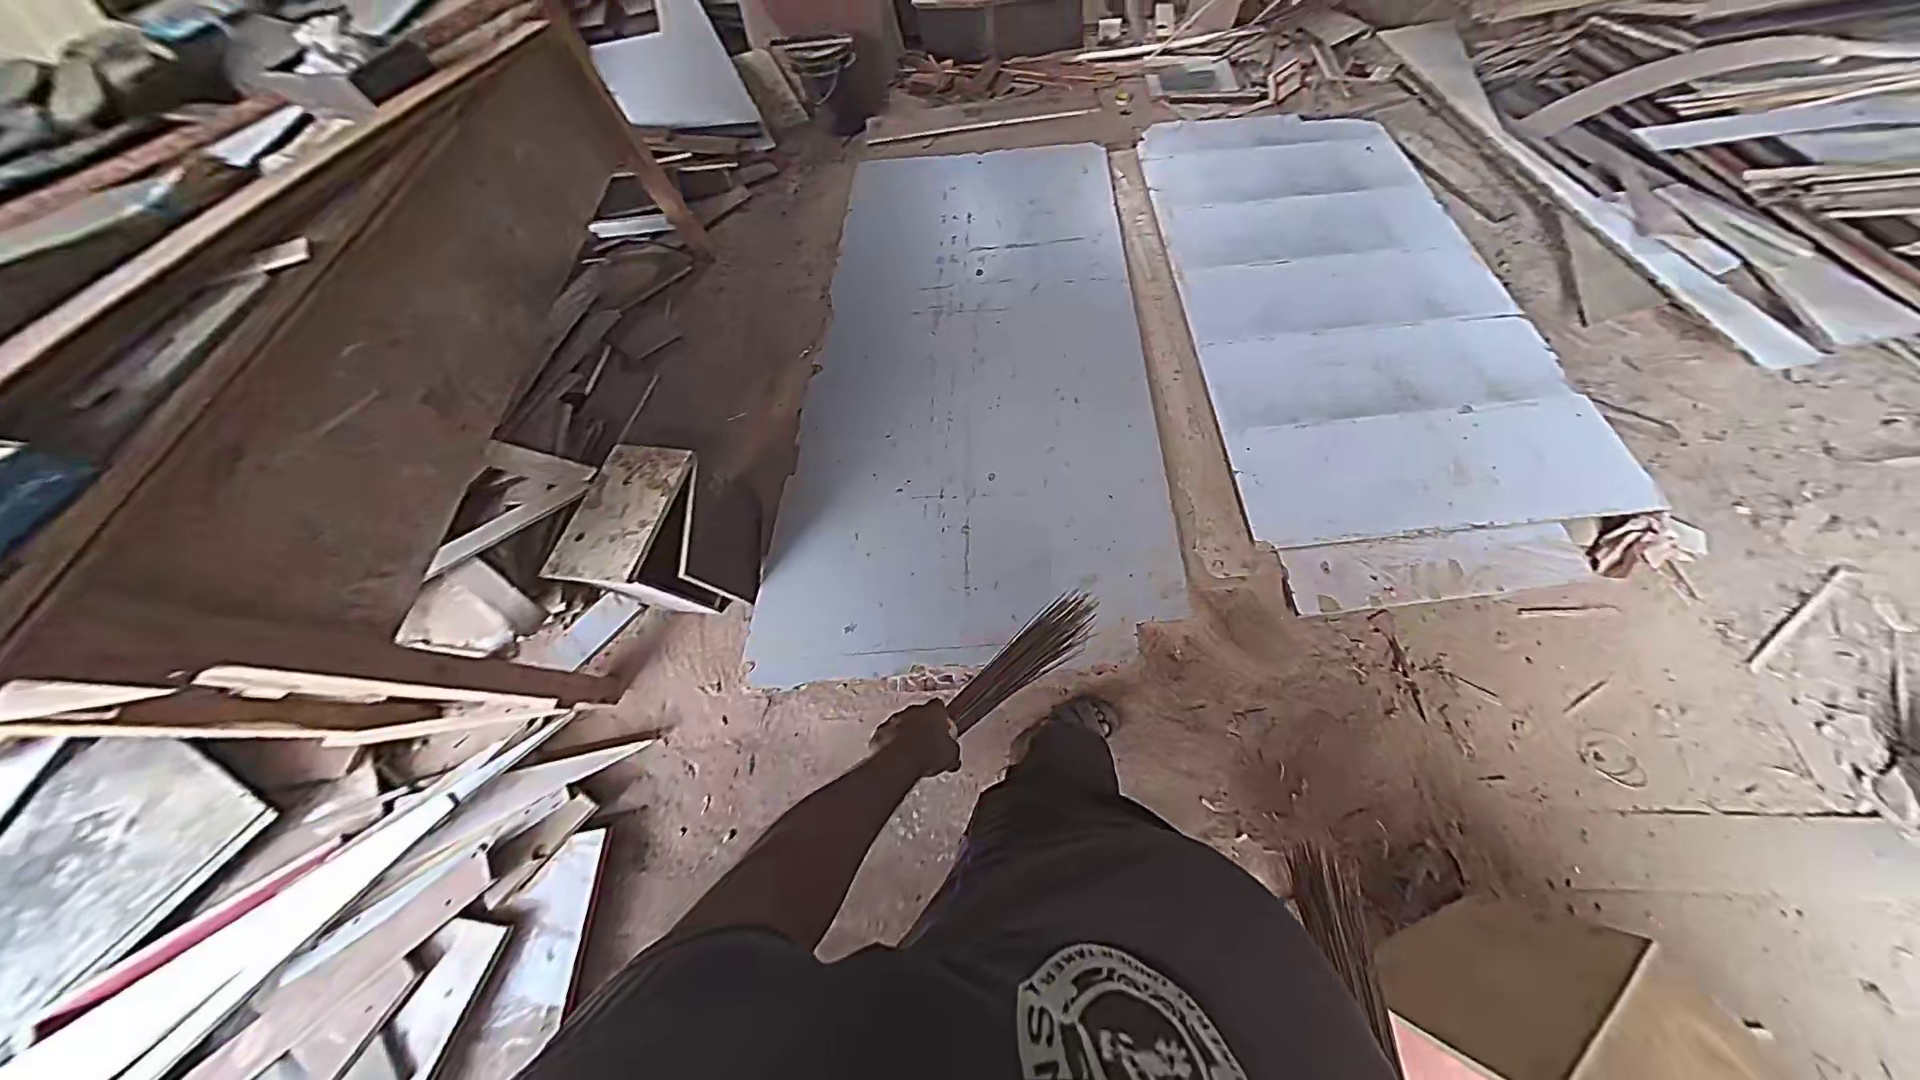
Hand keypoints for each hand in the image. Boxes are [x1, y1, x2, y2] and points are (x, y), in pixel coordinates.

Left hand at [869, 700, 959, 777]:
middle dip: (921, 726)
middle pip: (918, 714)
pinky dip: (890, 743)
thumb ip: (952, 751)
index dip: (941, 717)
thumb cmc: (927, 754)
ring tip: (911, 753)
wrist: (900, 762)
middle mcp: (913, 711)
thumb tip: (953, 757)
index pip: (939, 706)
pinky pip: (887, 736)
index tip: (943, 727)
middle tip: (926, 743)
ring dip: (905, 734)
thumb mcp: (950, 755)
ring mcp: (894, 720)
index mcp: (933, 712)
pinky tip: (897, 757)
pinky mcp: (880, 732)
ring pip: (901, 724)